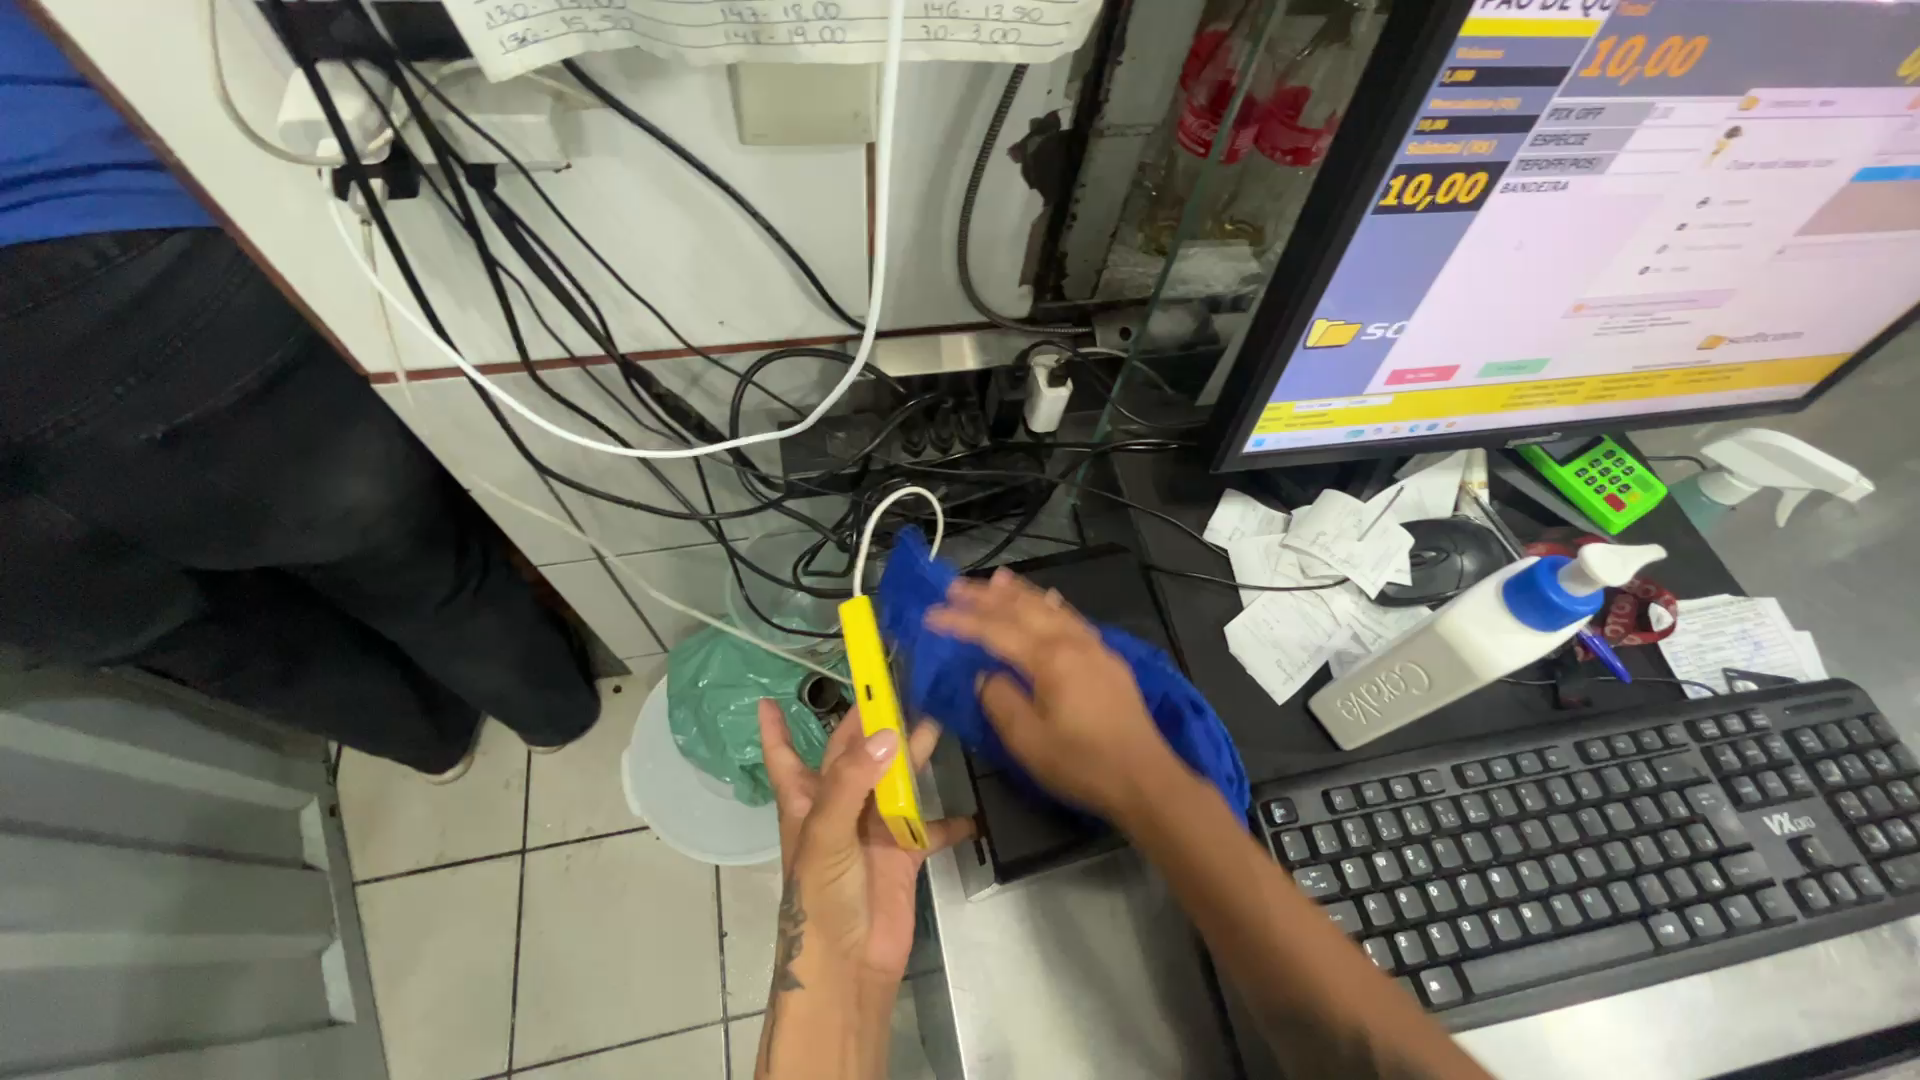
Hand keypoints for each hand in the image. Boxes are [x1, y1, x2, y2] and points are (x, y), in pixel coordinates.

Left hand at [754, 699, 973, 1078]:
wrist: (848, 967)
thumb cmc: (820, 897)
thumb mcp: (826, 833)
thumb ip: (853, 782)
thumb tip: (886, 734)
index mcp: (806, 800)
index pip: (784, 756)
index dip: (776, 730)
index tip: (767, 700)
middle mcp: (839, 806)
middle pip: (854, 754)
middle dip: (870, 724)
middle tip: (897, 684)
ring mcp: (872, 827)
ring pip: (895, 778)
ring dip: (914, 754)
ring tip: (938, 719)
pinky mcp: (903, 852)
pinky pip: (930, 828)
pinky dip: (950, 821)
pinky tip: (971, 812)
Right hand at [924, 568, 1185, 820]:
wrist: (1146, 779)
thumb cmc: (1082, 764)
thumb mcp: (1028, 741)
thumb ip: (1000, 701)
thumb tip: (986, 676)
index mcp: (1049, 658)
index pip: (995, 630)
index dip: (961, 621)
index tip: (930, 614)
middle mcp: (1072, 642)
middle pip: (1023, 608)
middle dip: (986, 596)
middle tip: (954, 586)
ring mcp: (1095, 647)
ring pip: (1050, 607)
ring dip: (1019, 592)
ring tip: (995, 579)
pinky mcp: (1108, 660)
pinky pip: (1072, 618)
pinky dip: (1052, 604)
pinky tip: (1050, 600)